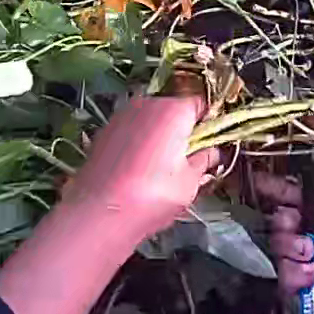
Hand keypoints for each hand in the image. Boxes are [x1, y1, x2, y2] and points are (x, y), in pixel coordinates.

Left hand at [0, 95, 216, 313]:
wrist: (100, 210)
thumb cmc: (154, 195)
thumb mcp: (189, 182)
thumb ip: (204, 161)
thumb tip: (212, 152)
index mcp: (174, 110)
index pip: (200, 104)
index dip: (208, 123)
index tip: (210, 144)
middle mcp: (148, 103)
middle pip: (173, 109)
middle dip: (182, 130)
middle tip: (186, 160)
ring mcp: (123, 114)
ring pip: (151, 119)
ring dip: (159, 135)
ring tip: (158, 168)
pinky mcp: (105, 128)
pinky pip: (132, 129)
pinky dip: (138, 141)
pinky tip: (136, 168)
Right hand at [256, 172, 313, 313]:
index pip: (304, 195)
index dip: (283, 188)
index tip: (261, 183)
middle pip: (286, 219)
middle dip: (284, 218)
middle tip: (294, 224)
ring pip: (281, 247)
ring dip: (290, 247)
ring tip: (309, 256)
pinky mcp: (308, 296)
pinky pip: (284, 278)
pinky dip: (294, 275)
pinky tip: (311, 279)